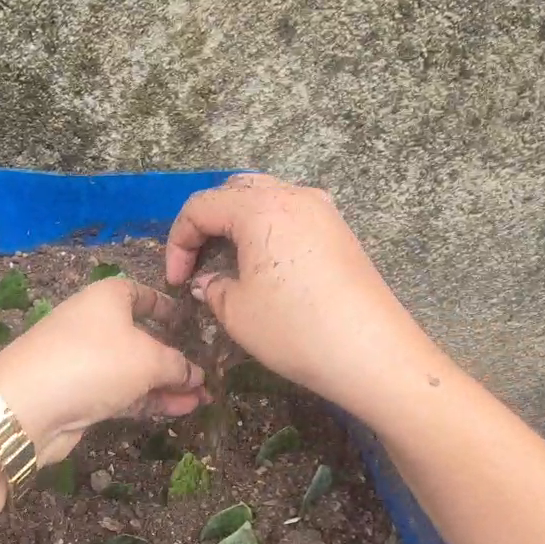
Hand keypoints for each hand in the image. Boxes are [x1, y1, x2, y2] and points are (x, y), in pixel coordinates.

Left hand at [0, 277, 206, 463]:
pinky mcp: (79, 393)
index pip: (141, 293)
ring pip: (133, 370)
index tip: (189, 322)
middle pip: (140, 336)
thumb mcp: (148, 358)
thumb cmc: (94, 362)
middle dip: (174, 359)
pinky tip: (177, 410)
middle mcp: (93, 323)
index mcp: (107, 297)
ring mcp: (84, 360)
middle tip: (206, 377)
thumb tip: (196, 375)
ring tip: (201, 401)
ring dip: (166, 385)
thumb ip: (178, 365)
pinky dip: (147, 400)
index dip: (166, 306)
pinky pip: (121, 392)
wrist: (28, 404)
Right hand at [166, 173, 436, 418]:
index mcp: (260, 208)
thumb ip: (213, 288)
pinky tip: (263, 268)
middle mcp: (293, 196)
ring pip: (267, 200)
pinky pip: (292, 217)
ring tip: (227, 263)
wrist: (370, 352)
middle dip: (208, 224)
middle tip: (197, 263)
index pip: (202, 206)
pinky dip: (267, 232)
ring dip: (238, 225)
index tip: (174, 279)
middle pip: (235, 191)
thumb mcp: (237, 313)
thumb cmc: (295, 329)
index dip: (178, 241)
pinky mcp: (340, 232)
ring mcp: (323, 211)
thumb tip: (207, 281)